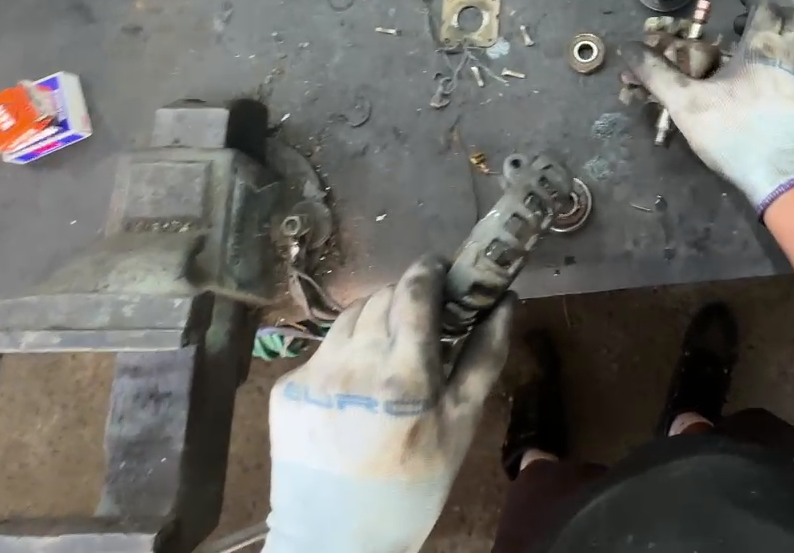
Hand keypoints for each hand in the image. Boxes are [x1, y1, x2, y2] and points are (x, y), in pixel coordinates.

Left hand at [264, 258, 512, 552]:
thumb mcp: (462, 422)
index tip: (441, 269)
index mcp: (404, 373)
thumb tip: (507, 299)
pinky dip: (346, 347)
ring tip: (389, 345)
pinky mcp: (286, 389)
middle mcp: (355, 363)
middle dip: (406, 295)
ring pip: (351, 314)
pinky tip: (357, 378)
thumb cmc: (414, 483)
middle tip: (422, 317)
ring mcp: (315, 375)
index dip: (429, 269)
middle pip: (383, 295)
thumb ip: (485, 355)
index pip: (414, 289)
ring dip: (375, 316)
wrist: (335, 542)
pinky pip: (323, 346)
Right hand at [623, 0, 793, 215]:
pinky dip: (780, 68)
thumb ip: (656, 73)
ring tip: (747, 56)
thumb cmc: (735, 133)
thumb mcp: (686, 103)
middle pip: (790, 22)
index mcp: (763, 47)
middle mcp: (789, 57)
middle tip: (745, 22)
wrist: (782, 176)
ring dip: (775, 42)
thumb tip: (628, 48)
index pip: (765, 7)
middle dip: (771, 14)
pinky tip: (761, 89)